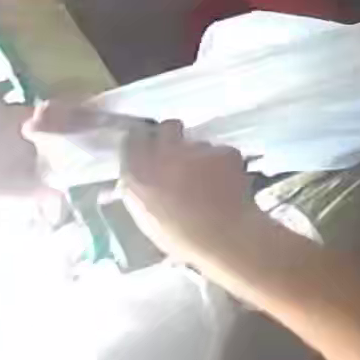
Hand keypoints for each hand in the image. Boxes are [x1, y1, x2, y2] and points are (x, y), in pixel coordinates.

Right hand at [118, 120, 258, 265]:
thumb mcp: (143, 210)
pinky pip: (220, 151)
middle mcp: (166, 156)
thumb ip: (141, 184)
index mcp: (137, 175)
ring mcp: (199, 151)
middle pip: (168, 127)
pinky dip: (221, 161)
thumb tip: (143, 168)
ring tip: (205, 179)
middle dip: (172, 134)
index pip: (133, 138)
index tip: (147, 141)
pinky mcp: (225, 150)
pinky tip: (224, 180)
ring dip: (199, 155)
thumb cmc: (176, 232)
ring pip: (198, 142)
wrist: (221, 232)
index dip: (142, 138)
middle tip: (177, 148)